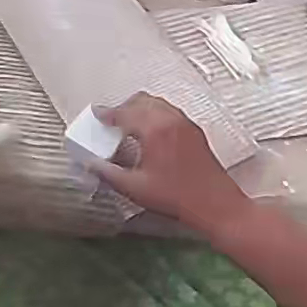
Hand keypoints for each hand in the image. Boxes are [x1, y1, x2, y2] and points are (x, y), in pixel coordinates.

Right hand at [88, 93, 252, 237]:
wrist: (215, 205)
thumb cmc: (176, 197)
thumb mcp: (134, 188)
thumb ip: (107, 173)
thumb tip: (90, 163)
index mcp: (154, 129)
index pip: (124, 112)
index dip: (107, 113)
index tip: (96, 114)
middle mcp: (170, 120)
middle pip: (141, 101)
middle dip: (123, 107)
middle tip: (110, 120)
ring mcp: (185, 124)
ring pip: (157, 103)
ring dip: (140, 108)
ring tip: (128, 124)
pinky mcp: (194, 131)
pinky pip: (169, 111)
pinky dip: (154, 114)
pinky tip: (150, 132)